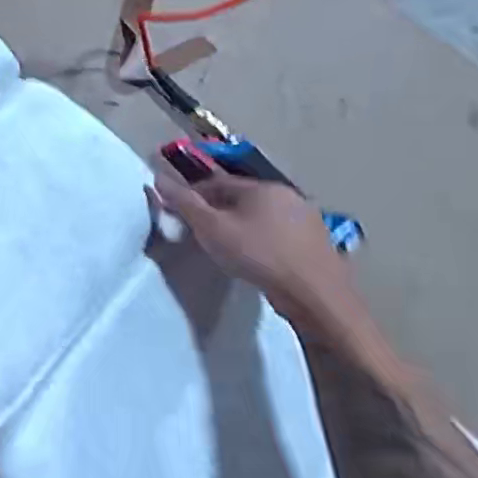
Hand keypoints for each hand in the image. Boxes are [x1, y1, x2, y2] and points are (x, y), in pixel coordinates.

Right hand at [147, 162, 358, 327]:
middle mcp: (290, 197)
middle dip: (215, 212)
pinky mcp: (319, 244)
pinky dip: (260, 240)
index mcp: (264, 187)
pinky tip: (254, 258)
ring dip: (238, 226)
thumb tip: (158, 178)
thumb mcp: (208, 226)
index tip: (179, 215)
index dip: (191, 197)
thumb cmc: (257, 254)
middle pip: (238, 198)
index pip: (215, 182)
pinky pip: (278, 233)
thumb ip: (182, 201)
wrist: (316, 298)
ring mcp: (310, 221)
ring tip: (226, 248)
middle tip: (200, 233)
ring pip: (259, 216)